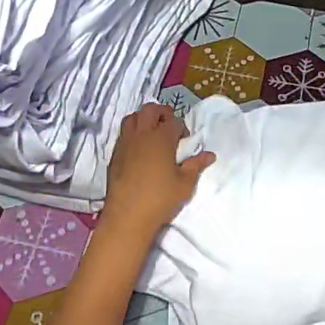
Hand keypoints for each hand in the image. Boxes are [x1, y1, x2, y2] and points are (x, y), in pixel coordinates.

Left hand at [100, 102, 213, 234]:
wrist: (128, 215)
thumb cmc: (160, 198)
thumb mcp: (185, 184)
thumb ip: (196, 165)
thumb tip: (210, 154)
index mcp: (161, 138)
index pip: (174, 121)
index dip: (182, 128)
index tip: (184, 141)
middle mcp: (141, 134)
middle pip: (150, 110)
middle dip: (162, 113)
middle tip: (169, 127)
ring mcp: (125, 142)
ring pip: (133, 117)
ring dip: (144, 119)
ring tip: (152, 133)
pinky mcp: (115, 154)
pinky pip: (123, 133)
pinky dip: (132, 132)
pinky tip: (139, 148)